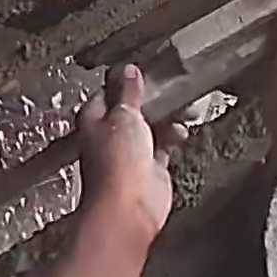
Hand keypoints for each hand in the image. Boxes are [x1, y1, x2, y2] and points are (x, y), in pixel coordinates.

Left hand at [73, 65, 184, 244]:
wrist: (130, 206)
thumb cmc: (117, 161)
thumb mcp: (125, 115)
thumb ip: (130, 93)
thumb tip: (129, 70)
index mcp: (93, 120)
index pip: (106, 94)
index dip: (123, 83)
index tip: (141, 71)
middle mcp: (109, 136)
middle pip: (129, 111)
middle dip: (148, 101)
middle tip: (167, 87)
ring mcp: (129, 153)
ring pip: (148, 128)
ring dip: (164, 118)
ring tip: (182, 107)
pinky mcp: (149, 167)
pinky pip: (163, 146)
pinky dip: (173, 138)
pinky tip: (182, 130)